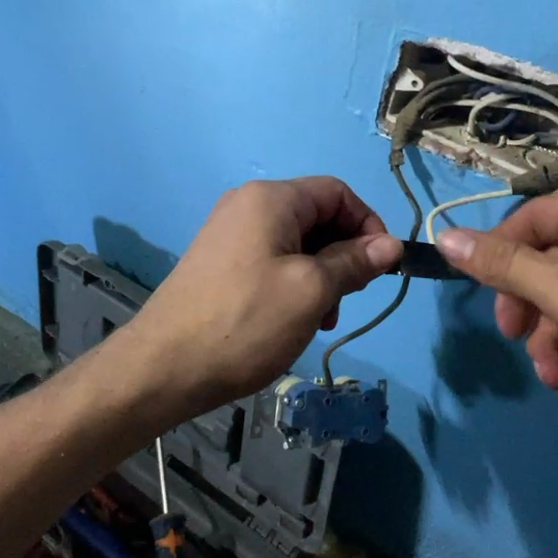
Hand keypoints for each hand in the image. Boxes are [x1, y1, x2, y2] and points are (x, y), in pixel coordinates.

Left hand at [122, 178, 402, 421]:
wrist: (166, 364)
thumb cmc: (246, 321)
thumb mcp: (311, 292)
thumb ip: (354, 263)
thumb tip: (391, 245)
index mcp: (270, 198)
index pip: (337, 192)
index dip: (368, 225)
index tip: (381, 269)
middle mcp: (248, 203)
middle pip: (316, 215)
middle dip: (342, 255)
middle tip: (347, 301)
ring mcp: (229, 232)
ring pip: (296, 242)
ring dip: (319, 275)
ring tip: (319, 319)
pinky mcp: (220, 261)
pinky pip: (271, 259)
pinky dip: (293, 283)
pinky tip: (292, 320)